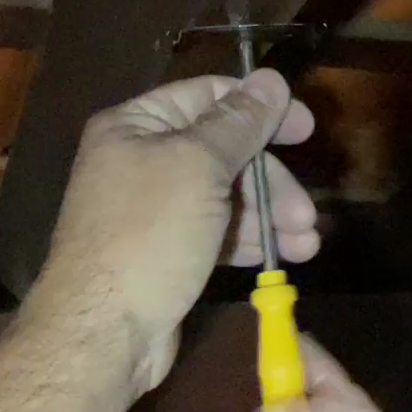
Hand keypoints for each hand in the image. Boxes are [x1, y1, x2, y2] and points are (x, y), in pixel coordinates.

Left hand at [28, 70, 318, 390]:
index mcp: (135, 126)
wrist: (104, 331)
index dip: (260, 108)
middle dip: (269, 182)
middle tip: (306, 214)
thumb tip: (271, 80)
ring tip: (306, 245)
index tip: (306, 129)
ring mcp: (152, 213)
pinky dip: (246, 243)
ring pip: (222, 200)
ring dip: (268, 218)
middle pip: (221, 154)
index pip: (206, 96)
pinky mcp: (165, 255)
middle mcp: (140, 162)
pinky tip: (282, 258)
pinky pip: (213, 235)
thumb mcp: (197, 166)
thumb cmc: (148, 235)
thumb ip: (239, 123)